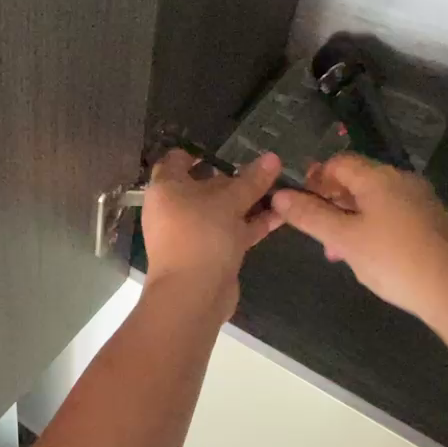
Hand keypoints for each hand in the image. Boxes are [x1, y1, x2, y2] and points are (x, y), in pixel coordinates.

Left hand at [142, 150, 283, 313]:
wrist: (192, 295)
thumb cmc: (201, 235)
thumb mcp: (230, 202)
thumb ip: (252, 180)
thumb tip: (273, 157)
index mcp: (166, 188)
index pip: (177, 160)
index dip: (200, 154)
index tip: (229, 151)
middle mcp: (175, 208)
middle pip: (205, 186)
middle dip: (235, 179)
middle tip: (265, 170)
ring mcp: (192, 232)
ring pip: (222, 210)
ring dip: (248, 202)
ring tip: (280, 190)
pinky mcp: (209, 253)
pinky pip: (231, 231)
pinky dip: (251, 223)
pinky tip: (281, 215)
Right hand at [271, 153, 447, 320]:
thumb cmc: (395, 261)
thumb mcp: (344, 240)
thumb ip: (310, 216)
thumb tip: (279, 195)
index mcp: (379, 177)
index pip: (338, 162)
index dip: (315, 178)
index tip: (299, 203)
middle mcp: (401, 181)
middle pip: (356, 179)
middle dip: (331, 201)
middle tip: (315, 230)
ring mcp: (420, 201)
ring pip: (374, 200)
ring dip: (350, 217)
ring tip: (337, 250)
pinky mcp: (431, 222)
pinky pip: (392, 214)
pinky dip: (372, 227)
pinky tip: (367, 255)